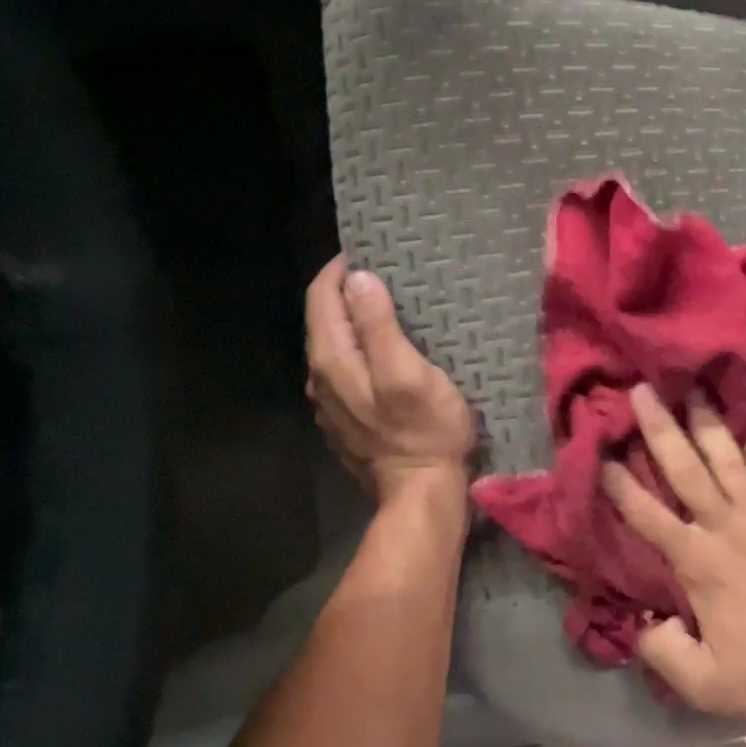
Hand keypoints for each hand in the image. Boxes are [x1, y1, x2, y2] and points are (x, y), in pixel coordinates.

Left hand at [305, 255, 474, 498]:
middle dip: (348, 293)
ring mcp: (331, 403)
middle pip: (324, 321)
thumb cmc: (425, 430)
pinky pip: (347, 371)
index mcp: (332, 360)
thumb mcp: (408, 372)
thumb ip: (380, 326)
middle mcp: (320, 379)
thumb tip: (358, 280)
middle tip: (386, 275)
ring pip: (335, 346)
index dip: (341, 270)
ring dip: (356, 322)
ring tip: (390, 308)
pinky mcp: (347, 420)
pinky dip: (361, 351)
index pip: (322, 298)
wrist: (422, 493)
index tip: (370, 253)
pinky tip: (386, 353)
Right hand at [601, 385, 745, 729]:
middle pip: (686, 468)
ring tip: (692, 388)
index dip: (619, 483)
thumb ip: (660, 649)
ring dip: (708, 422)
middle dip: (660, 427)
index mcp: (698, 563)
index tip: (600, 453)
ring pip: (729, 459)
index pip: (647, 514)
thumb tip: (643, 621)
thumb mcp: (699, 682)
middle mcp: (727, 528)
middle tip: (642, 389)